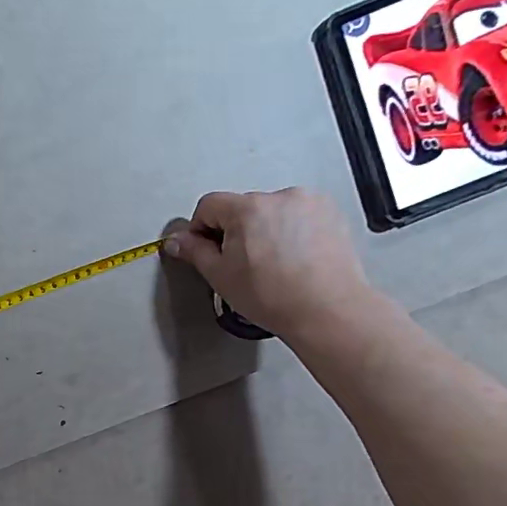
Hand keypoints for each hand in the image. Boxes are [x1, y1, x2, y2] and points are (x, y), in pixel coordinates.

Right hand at [163, 188, 376, 340]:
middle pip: (241, 207)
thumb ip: (195, 251)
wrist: (326, 309)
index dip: (201, 229)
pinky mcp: (328, 212)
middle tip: (242, 266)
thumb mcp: (221, 276)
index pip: (209, 205)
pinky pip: (297, 215)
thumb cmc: (275, 297)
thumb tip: (177, 240)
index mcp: (247, 208)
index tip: (206, 250)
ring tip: (272, 265)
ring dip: (264, 230)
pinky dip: (290, 231)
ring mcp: (307, 202)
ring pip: (270, 211)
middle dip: (236, 231)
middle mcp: (279, 196)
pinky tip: (293, 259)